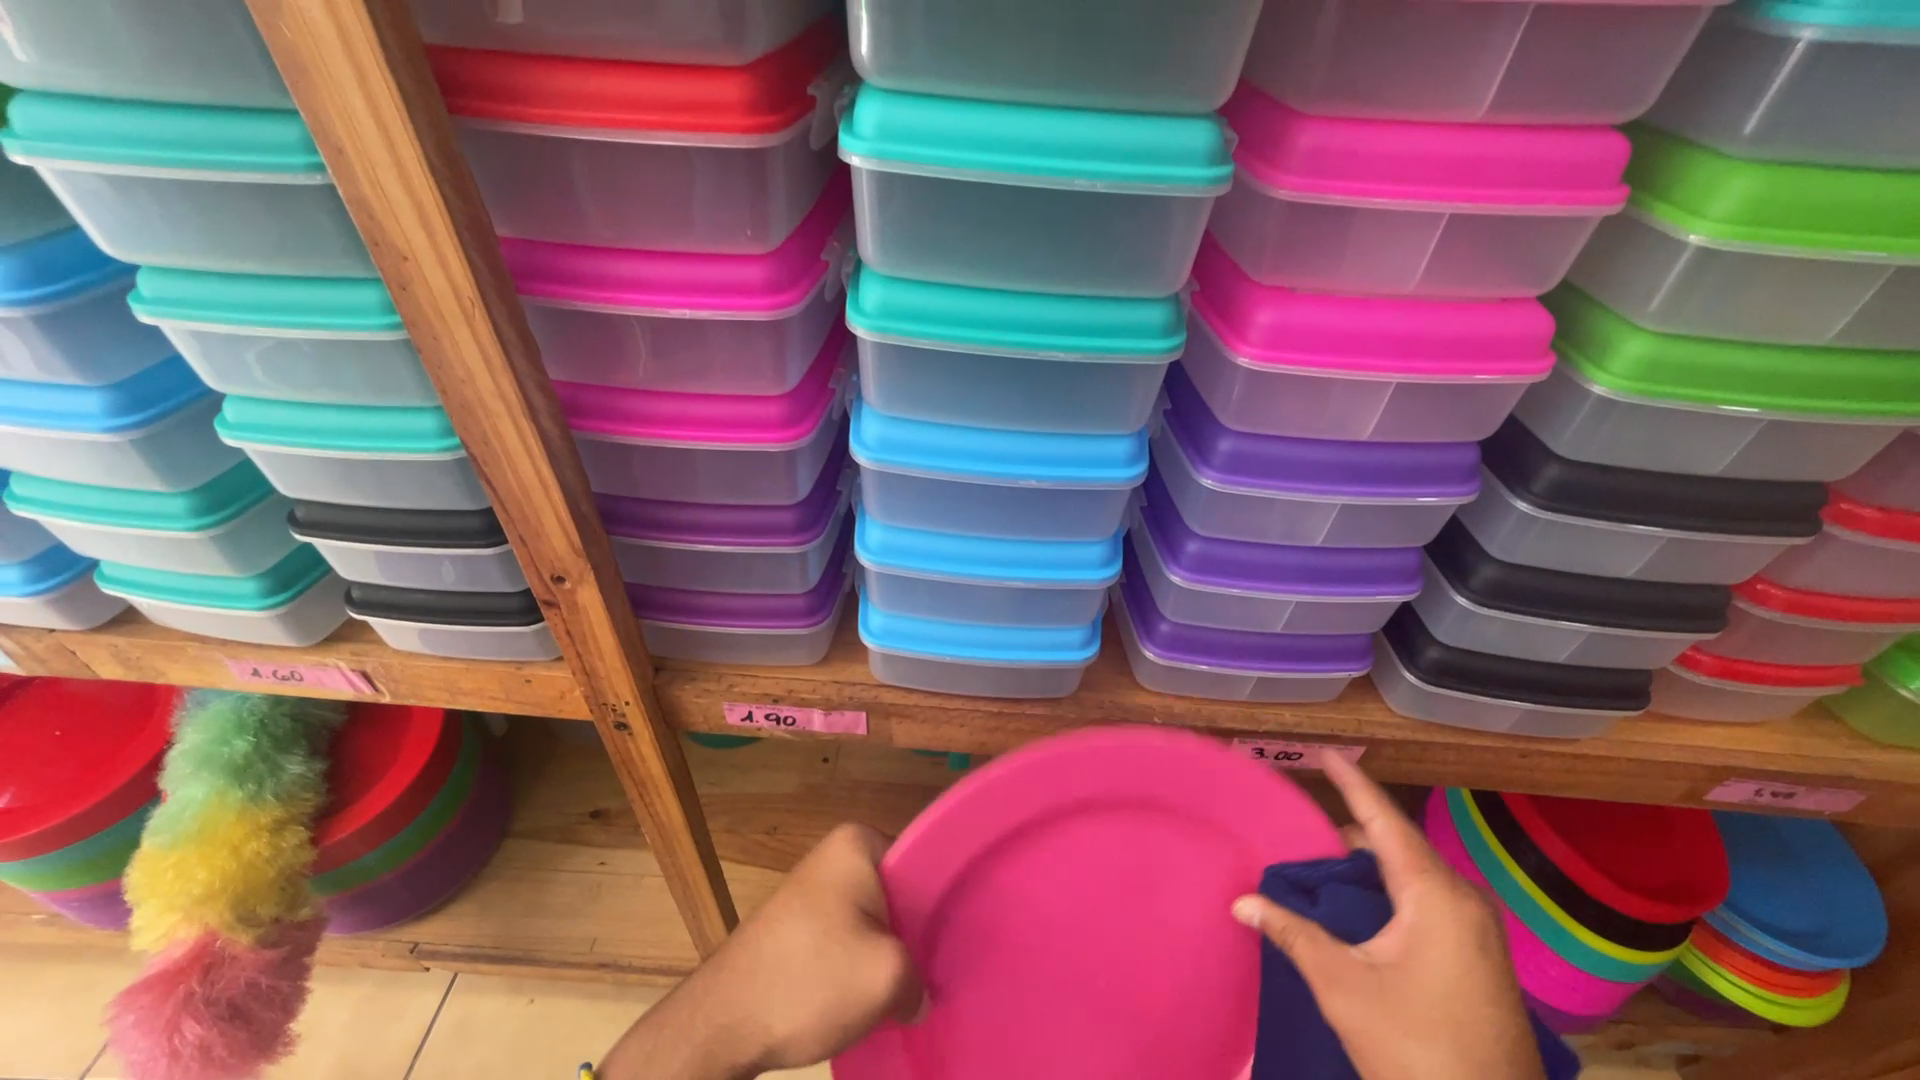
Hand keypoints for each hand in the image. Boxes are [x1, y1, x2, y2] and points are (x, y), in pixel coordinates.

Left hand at [599, 824, 922, 1079]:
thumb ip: (922, 977)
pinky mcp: (799, 929)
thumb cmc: (809, 982)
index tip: (959, 943)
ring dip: (888, 957)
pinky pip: (849, 941)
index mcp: (858, 843)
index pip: (923, 863)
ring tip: (910, 991)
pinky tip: (872, 1001)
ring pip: (876, 923)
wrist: (721, 1025)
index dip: (943, 905)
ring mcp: (814, 893)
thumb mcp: (889, 977)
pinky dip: (860, 970)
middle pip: (900, 894)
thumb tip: (916, 994)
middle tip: (940, 971)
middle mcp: (835, 856)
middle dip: (915, 934)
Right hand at [1230, 758, 1544, 1079]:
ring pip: (1413, 879)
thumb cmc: (1416, 1047)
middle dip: (1350, 835)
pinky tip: (1357, 911)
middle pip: (1398, 848)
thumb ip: (1294, 934)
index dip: (1352, 785)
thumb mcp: (1344, 986)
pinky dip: (1387, 896)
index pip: (1384, 822)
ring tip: (1318, 868)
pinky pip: (1427, 904)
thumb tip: (1242, 902)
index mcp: (1435, 896)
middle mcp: (1464, 901)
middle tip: (1300, 828)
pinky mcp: (1479, 958)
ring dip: (1367, 870)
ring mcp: (1479, 931)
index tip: (1327, 752)